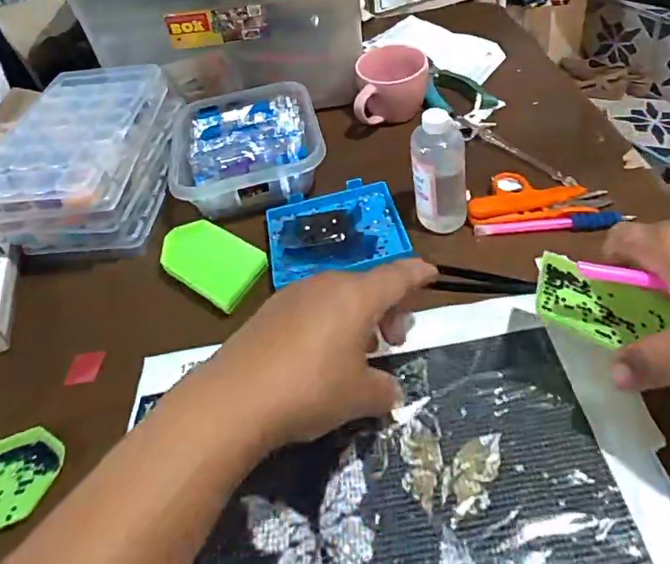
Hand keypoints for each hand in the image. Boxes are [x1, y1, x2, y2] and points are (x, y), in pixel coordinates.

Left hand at [168, 259, 438, 453]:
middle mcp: (327, 283)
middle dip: (387, 308)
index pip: (396, 275)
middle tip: (394, 341)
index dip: (417, 274)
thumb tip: (391, 390)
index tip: (431, 272)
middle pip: (368, 285)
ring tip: (359, 351)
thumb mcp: (359, 397)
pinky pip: (314, 305)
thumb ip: (384, 389)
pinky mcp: (272, 308)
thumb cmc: (311, 388)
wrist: (237, 395)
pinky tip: (322, 354)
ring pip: (339, 294)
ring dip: (357, 315)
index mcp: (356, 295)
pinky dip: (330, 320)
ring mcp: (296, 292)